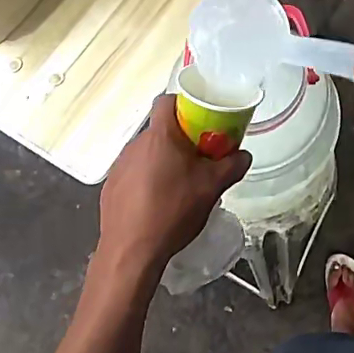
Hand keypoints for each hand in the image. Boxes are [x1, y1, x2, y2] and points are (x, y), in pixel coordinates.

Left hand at [99, 95, 249, 264]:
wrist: (131, 251)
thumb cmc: (173, 210)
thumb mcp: (213, 187)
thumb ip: (233, 165)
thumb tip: (243, 155)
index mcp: (161, 136)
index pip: (167, 100)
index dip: (185, 104)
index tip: (203, 119)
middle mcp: (136, 145)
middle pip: (162, 129)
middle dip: (182, 138)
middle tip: (202, 156)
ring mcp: (120, 166)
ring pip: (149, 151)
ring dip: (166, 159)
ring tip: (183, 183)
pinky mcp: (111, 187)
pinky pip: (135, 172)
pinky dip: (150, 178)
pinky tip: (161, 201)